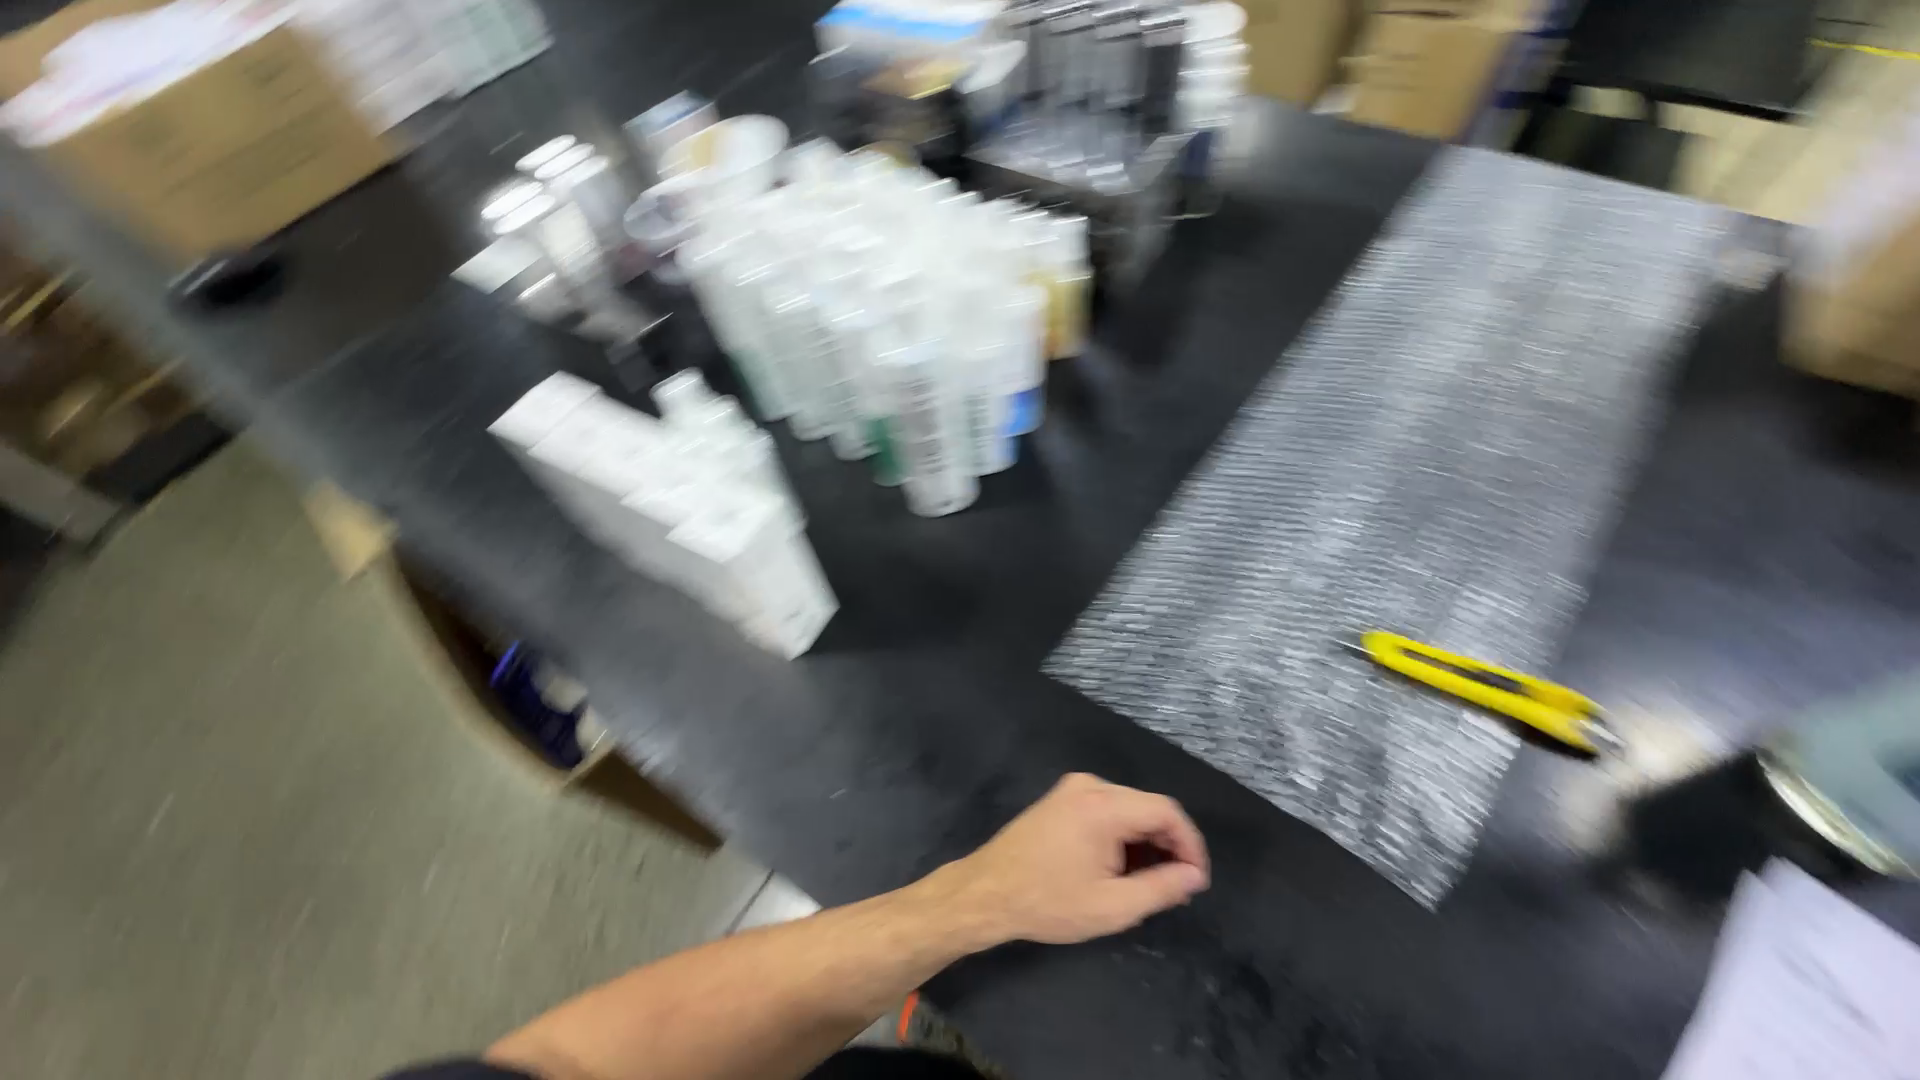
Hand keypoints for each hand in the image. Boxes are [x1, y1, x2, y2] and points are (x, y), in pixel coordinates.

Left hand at [924, 773, 1209, 946]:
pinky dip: (1122, 834)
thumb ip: (1161, 888)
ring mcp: (1071, 789)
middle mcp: (1089, 786)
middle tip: (1176, 886)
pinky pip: (1106, 809)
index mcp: (1103, 805)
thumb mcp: (1113, 906)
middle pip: (1147, 806)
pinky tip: (1120, 867)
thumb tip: (1194, 875)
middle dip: (1168, 844)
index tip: (1196, 879)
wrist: (986, 893)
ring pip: (1128, 808)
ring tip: (1150, 882)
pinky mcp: (1059, 799)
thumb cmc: (1048, 903)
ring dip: (1145, 841)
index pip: (1166, 811)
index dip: (1190, 844)